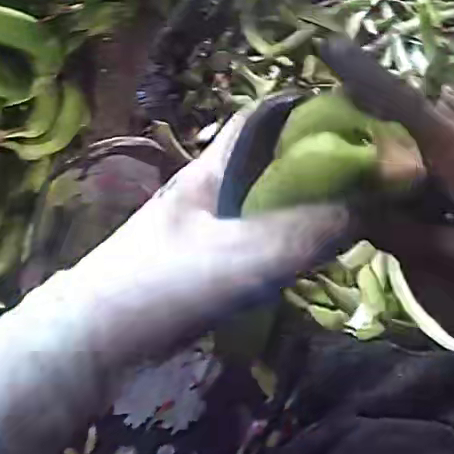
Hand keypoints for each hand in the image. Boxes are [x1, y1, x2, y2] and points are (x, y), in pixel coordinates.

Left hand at [0, 111, 348, 453]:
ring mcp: (207, 220)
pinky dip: (289, 230)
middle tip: (366, 171)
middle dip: (316, 157)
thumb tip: (364, 207)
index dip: (305, 111)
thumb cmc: (155, 284)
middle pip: (271, 155)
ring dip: (304, 195)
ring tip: (352, 206)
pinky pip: (258, 229)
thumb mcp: (233, 260)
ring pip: (266, 193)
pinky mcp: (206, 255)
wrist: (87, 342)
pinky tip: (311, 248)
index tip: (354, 119)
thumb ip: (297, 234)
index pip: (262, 118)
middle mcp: (212, 184)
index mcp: (213, 167)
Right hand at [324, 43, 453, 451]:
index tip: (326, 48)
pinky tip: (409, 202)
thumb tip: (351, 209)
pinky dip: (419, 168)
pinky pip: (446, 153)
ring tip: (362, 187)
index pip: (407, 105)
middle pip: (408, 118)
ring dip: (394, 154)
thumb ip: (407, 239)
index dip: (364, 76)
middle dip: (365, 127)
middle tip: (325, 156)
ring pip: (427, 138)